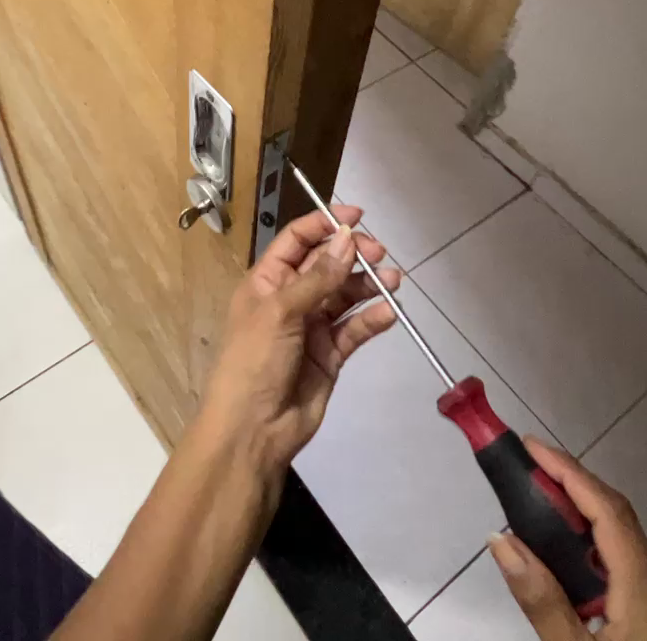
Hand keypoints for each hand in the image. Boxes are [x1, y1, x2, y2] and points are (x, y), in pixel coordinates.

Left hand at [194, 205, 401, 479]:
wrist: (253, 430)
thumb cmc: (254, 361)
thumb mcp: (280, 312)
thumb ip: (318, 278)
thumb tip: (346, 239)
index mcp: (267, 281)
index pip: (297, 240)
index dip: (324, 224)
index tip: (357, 216)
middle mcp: (290, 298)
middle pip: (326, 264)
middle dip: (352, 254)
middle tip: (379, 253)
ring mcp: (311, 326)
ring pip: (345, 295)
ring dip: (368, 285)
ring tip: (393, 280)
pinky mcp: (330, 354)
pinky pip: (354, 328)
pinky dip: (372, 318)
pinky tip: (389, 312)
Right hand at [490, 436, 646, 640]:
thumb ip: (543, 602)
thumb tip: (501, 540)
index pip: (609, 513)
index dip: (569, 471)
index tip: (531, 446)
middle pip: (624, 529)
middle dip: (574, 500)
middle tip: (528, 488)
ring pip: (641, 554)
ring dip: (596, 538)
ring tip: (551, 541)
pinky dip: (620, 567)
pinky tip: (595, 591)